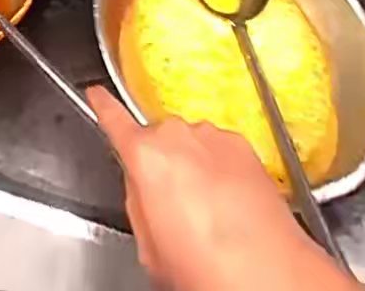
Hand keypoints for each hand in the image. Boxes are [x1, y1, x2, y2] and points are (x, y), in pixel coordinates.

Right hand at [88, 87, 359, 290]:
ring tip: (208, 212)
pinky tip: (229, 204)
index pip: (114, 119)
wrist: (268, 272)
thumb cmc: (206, 266)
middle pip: (156, 140)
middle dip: (159, 165)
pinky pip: (217, 150)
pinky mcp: (241, 142)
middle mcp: (177, 134)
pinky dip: (218, 169)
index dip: (102, 105)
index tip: (96, 92)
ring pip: (189, 144)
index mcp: (146, 156)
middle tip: (172, 208)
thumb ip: (137, 201)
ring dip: (192, 166)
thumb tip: (142, 186)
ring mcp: (211, 135)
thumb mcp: (149, 245)